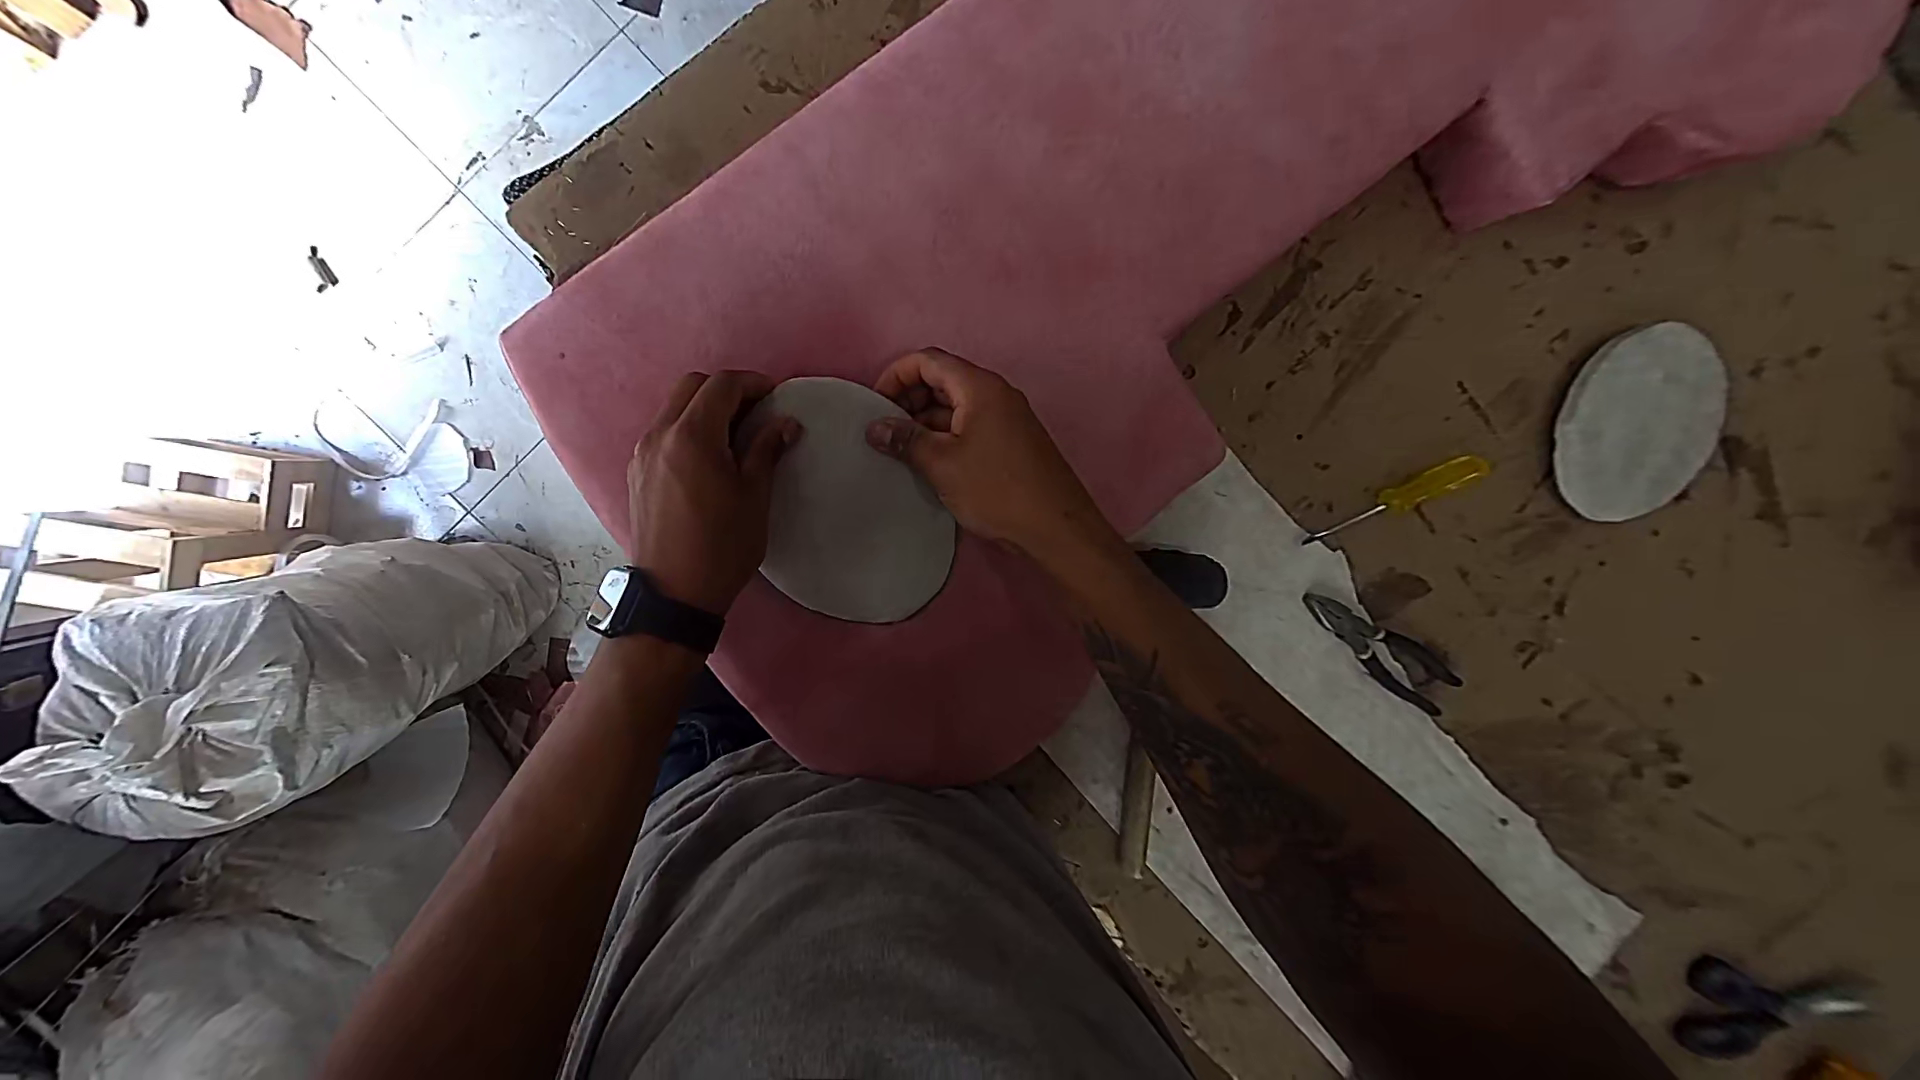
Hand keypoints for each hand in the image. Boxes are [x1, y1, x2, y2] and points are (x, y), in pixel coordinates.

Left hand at [627, 371, 799, 614]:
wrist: (676, 592)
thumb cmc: (723, 545)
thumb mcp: (755, 496)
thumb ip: (766, 450)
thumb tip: (785, 423)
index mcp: (692, 437)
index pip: (722, 386)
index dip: (753, 383)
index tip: (776, 396)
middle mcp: (660, 435)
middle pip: (692, 386)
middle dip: (727, 390)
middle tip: (757, 411)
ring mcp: (643, 453)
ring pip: (675, 408)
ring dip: (706, 408)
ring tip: (737, 434)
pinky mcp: (638, 472)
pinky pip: (664, 432)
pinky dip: (689, 428)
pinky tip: (711, 457)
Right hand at [865, 348, 1119, 563]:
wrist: (1055, 527)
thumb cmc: (997, 490)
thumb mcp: (942, 464)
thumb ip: (905, 440)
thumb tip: (875, 428)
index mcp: (980, 387)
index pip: (928, 361)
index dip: (895, 376)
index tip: (875, 405)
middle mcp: (996, 393)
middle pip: (942, 380)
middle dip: (909, 400)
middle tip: (887, 432)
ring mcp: (1008, 417)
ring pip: (956, 406)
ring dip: (926, 422)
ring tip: (903, 452)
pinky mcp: (1012, 441)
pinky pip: (971, 425)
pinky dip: (946, 436)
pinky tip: (931, 463)